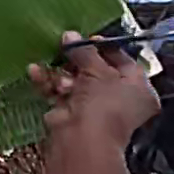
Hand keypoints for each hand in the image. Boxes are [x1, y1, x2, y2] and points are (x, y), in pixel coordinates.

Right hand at [28, 31, 159, 173]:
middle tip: (63, 46)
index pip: (124, 62)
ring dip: (58, 71)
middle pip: (96, 70)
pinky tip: (35, 71)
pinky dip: (47, 82)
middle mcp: (118, 98)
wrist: (82, 139)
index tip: (87, 38)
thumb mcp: (98, 71)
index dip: (105, 49)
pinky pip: (58, 92)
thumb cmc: (103, 103)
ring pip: (73, 81)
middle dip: (76, 60)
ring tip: (47, 62)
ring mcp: (92, 106)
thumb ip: (85, 52)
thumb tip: (70, 35)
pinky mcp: (69, 112)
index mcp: (138, 89)